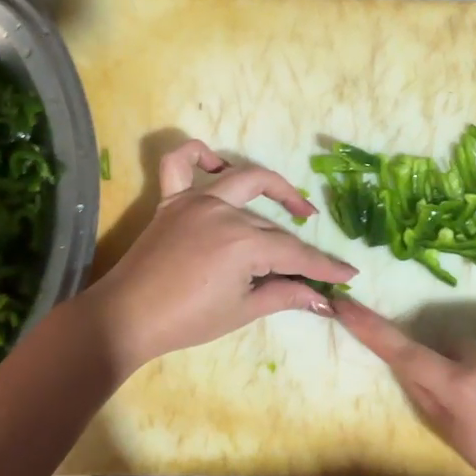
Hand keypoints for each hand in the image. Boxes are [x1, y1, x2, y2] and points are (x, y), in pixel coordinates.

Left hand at [84, 141, 356, 370]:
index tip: (348, 273)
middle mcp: (224, 212)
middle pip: (272, 225)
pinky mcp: (171, 200)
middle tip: (314, 269)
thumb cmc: (188, 320)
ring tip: (297, 207)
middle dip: (297, 247)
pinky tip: (219, 164)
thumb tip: (324, 300)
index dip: (324, 266)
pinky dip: (200, 155)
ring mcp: (195, 201)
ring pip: (243, 184)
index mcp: (244, 243)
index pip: (295, 252)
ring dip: (273, 189)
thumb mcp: (243, 310)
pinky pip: (180, 163)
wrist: (127, 317)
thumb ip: (285, 295)